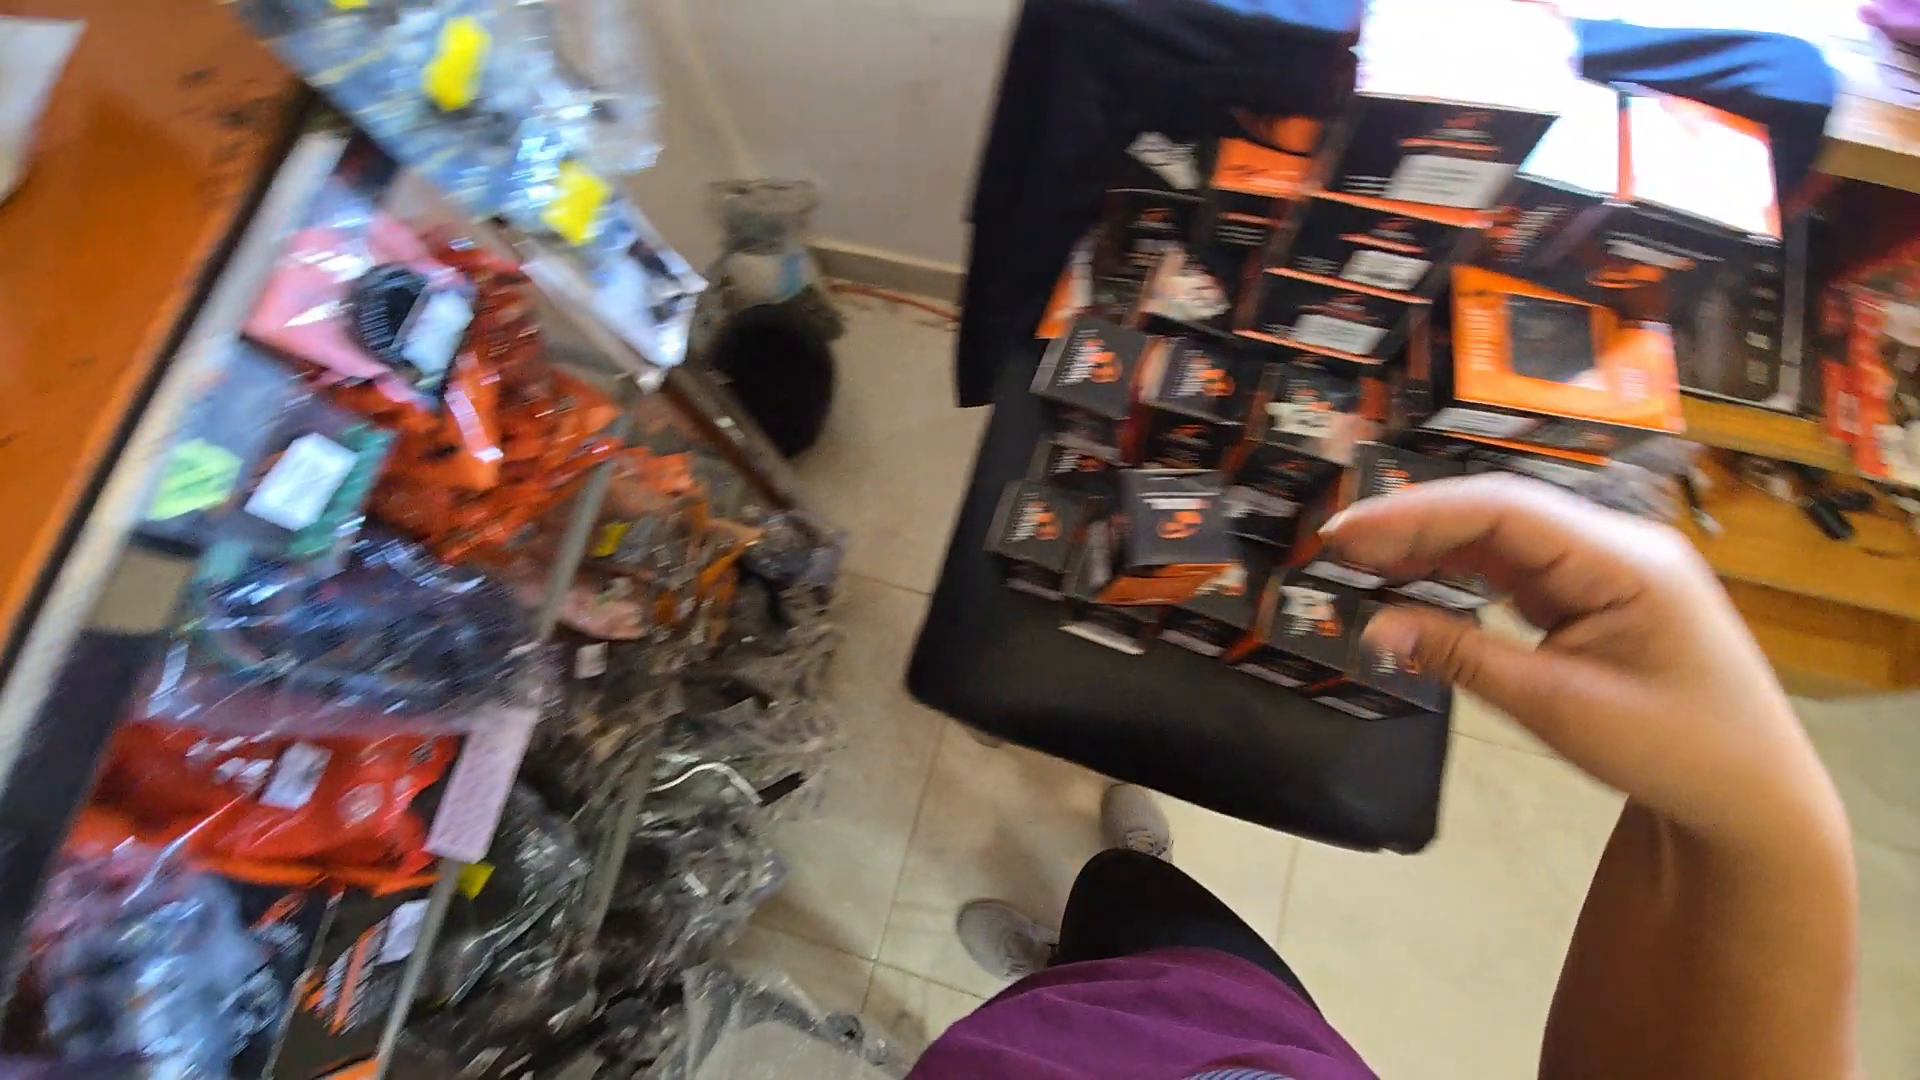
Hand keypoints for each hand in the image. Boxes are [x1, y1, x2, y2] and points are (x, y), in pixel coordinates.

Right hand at [1321, 474, 1845, 848]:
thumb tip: (1371, 629)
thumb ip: (1459, 656)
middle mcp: (1613, 545)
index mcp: (1626, 561)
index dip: (1416, 514)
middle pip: (1495, 512)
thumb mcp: (1556, 705)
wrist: (1749, 795)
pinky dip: (1449, 567)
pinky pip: (1504, 563)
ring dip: (1424, 542)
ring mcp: (1598, 563)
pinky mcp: (1582, 587)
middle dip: (1410, 523)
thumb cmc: (1672, 752)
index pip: (1505, 511)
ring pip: (1494, 533)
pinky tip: (1405, 574)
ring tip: (1356, 558)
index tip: (1346, 532)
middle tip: (1334, 544)